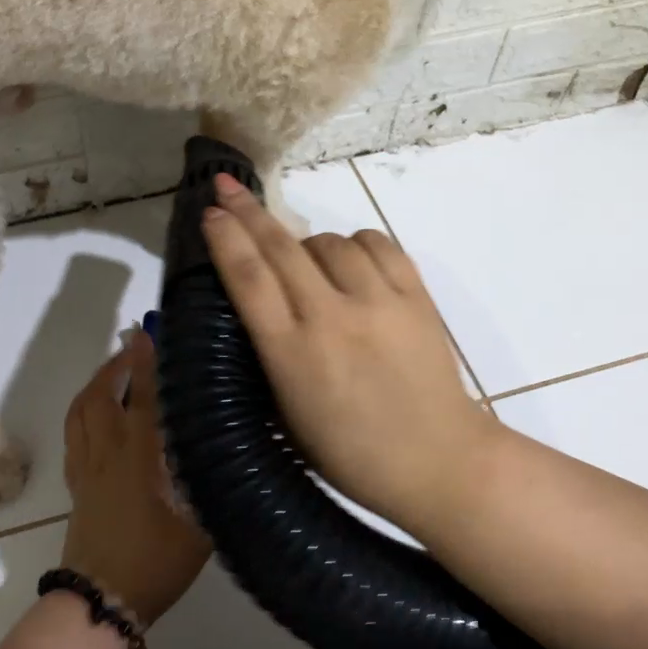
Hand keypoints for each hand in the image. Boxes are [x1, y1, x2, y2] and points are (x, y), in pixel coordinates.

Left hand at [61, 331, 211, 625]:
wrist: (103, 597)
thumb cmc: (158, 559)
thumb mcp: (201, 522)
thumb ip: (212, 479)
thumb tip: (230, 445)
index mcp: (142, 455)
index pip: (144, 395)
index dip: (146, 361)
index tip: (150, 332)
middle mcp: (109, 450)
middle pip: (102, 393)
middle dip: (117, 363)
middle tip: (135, 345)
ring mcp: (86, 464)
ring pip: (81, 409)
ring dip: (96, 381)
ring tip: (113, 369)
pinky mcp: (74, 481)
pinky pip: (73, 432)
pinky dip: (82, 409)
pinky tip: (94, 409)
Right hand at [201, 174, 500, 524]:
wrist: (438, 462)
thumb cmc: (350, 453)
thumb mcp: (287, 414)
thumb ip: (268, 354)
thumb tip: (252, 302)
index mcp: (292, 355)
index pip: (249, 279)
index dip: (225, 239)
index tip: (209, 211)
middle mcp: (331, 319)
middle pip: (281, 248)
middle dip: (247, 211)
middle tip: (227, 185)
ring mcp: (378, 303)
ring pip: (330, 242)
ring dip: (309, 244)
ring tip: (308, 266)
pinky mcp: (416, 296)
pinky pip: (376, 244)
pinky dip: (356, 244)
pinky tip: (350, 260)